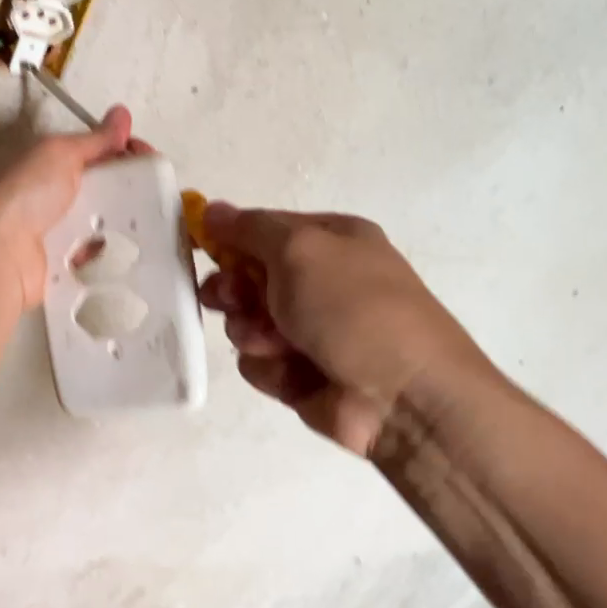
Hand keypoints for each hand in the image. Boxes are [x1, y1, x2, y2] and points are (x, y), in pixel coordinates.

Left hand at [0, 106, 141, 308]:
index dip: (127, 151)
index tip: (151, 158)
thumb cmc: (28, 196)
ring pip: (103, 222)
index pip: (99, 152)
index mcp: (53, 163)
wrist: (3, 254)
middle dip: (132, 188)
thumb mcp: (60, 154)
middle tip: (158, 193)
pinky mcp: (64, 262)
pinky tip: (127, 252)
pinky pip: (95, 254)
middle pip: (105, 187)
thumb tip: (121, 113)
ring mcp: (59, 230)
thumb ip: (94, 139)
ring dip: (123, 222)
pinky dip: (108, 252)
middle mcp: (55, 195)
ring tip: (148, 224)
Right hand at [196, 203, 490, 455]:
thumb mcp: (300, 249)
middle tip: (231, 300)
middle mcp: (320, 281)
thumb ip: (248, 227)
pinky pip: (257, 361)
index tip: (200, 249)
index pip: (261, 228)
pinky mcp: (300, 371)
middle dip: (232, 289)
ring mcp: (310, 329)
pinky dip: (268, 366)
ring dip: (250, 331)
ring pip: (244, 321)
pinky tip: (292, 372)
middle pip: (245, 276)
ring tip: (276, 344)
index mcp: (331, 240)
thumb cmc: (354, 308)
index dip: (228, 238)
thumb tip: (210, 210)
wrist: (406, 397)